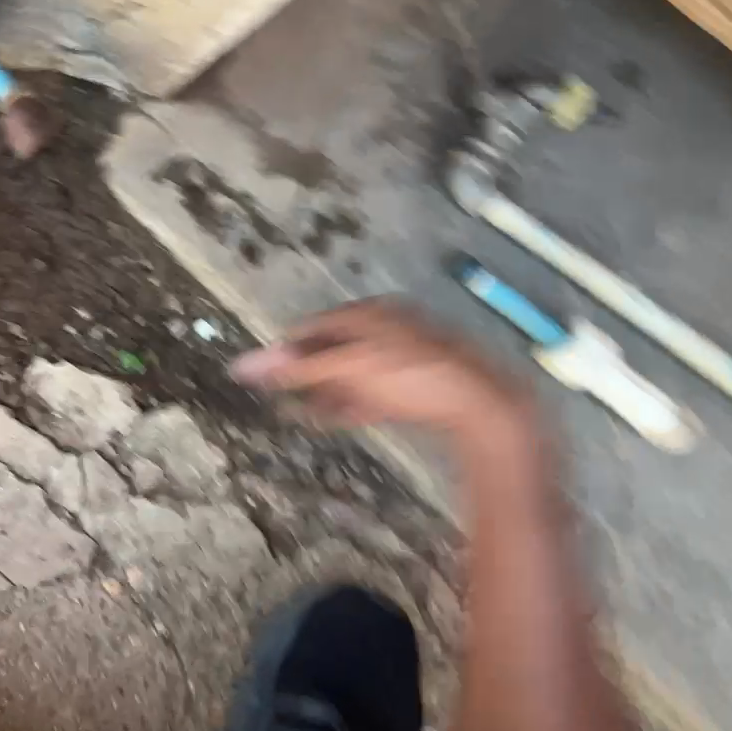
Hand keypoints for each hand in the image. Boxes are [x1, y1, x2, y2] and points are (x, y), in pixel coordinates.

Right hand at [231, 300, 537, 443]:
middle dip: (309, 373)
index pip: (313, 327)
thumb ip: (296, 367)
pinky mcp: (426, 381)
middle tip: (287, 396)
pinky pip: (379, 387)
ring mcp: (410, 352)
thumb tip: (241, 364)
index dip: (288, 351)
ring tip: (309, 412)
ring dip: (330, 390)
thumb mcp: (348, 369)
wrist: (490, 410)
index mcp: (370, 312)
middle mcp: (389, 325)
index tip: (270, 376)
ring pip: (356, 369)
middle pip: (334, 347)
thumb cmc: (412, 378)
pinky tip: (343, 418)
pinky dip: (357, 401)